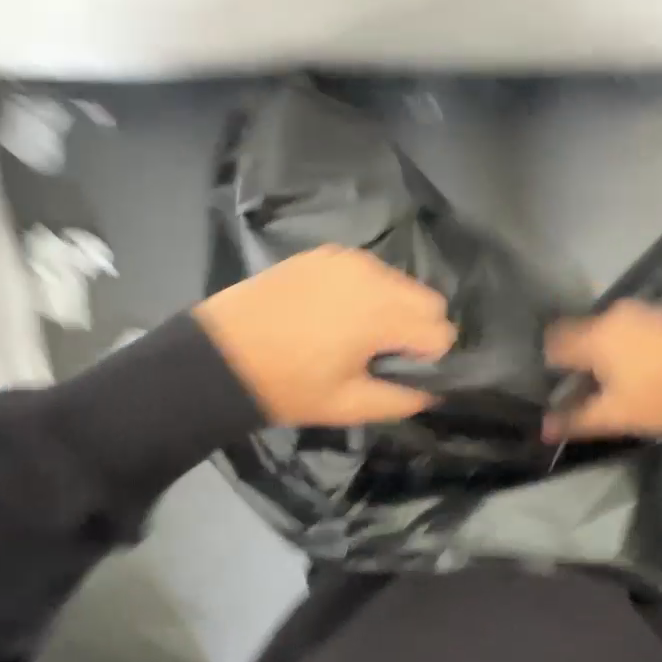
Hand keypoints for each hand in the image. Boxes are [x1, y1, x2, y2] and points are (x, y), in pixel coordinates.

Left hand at [197, 247, 456, 426]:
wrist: (219, 358)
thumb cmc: (287, 387)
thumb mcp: (350, 407)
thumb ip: (403, 399)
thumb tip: (430, 390)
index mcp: (380, 314)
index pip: (441, 331)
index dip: (431, 359)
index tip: (401, 374)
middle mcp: (372, 277)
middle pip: (429, 301)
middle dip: (419, 330)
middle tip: (383, 357)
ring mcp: (347, 260)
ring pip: (401, 284)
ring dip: (395, 310)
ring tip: (357, 338)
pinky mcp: (324, 255)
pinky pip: (370, 272)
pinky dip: (368, 293)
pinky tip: (336, 316)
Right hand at [543, 300, 661, 440]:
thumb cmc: (653, 403)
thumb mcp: (609, 416)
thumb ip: (572, 420)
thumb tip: (543, 430)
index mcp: (595, 336)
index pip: (554, 340)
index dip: (551, 361)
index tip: (558, 381)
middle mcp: (614, 314)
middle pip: (581, 330)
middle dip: (579, 353)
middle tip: (586, 382)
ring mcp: (643, 312)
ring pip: (607, 326)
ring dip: (603, 345)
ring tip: (613, 374)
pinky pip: (632, 325)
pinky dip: (627, 341)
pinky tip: (638, 364)